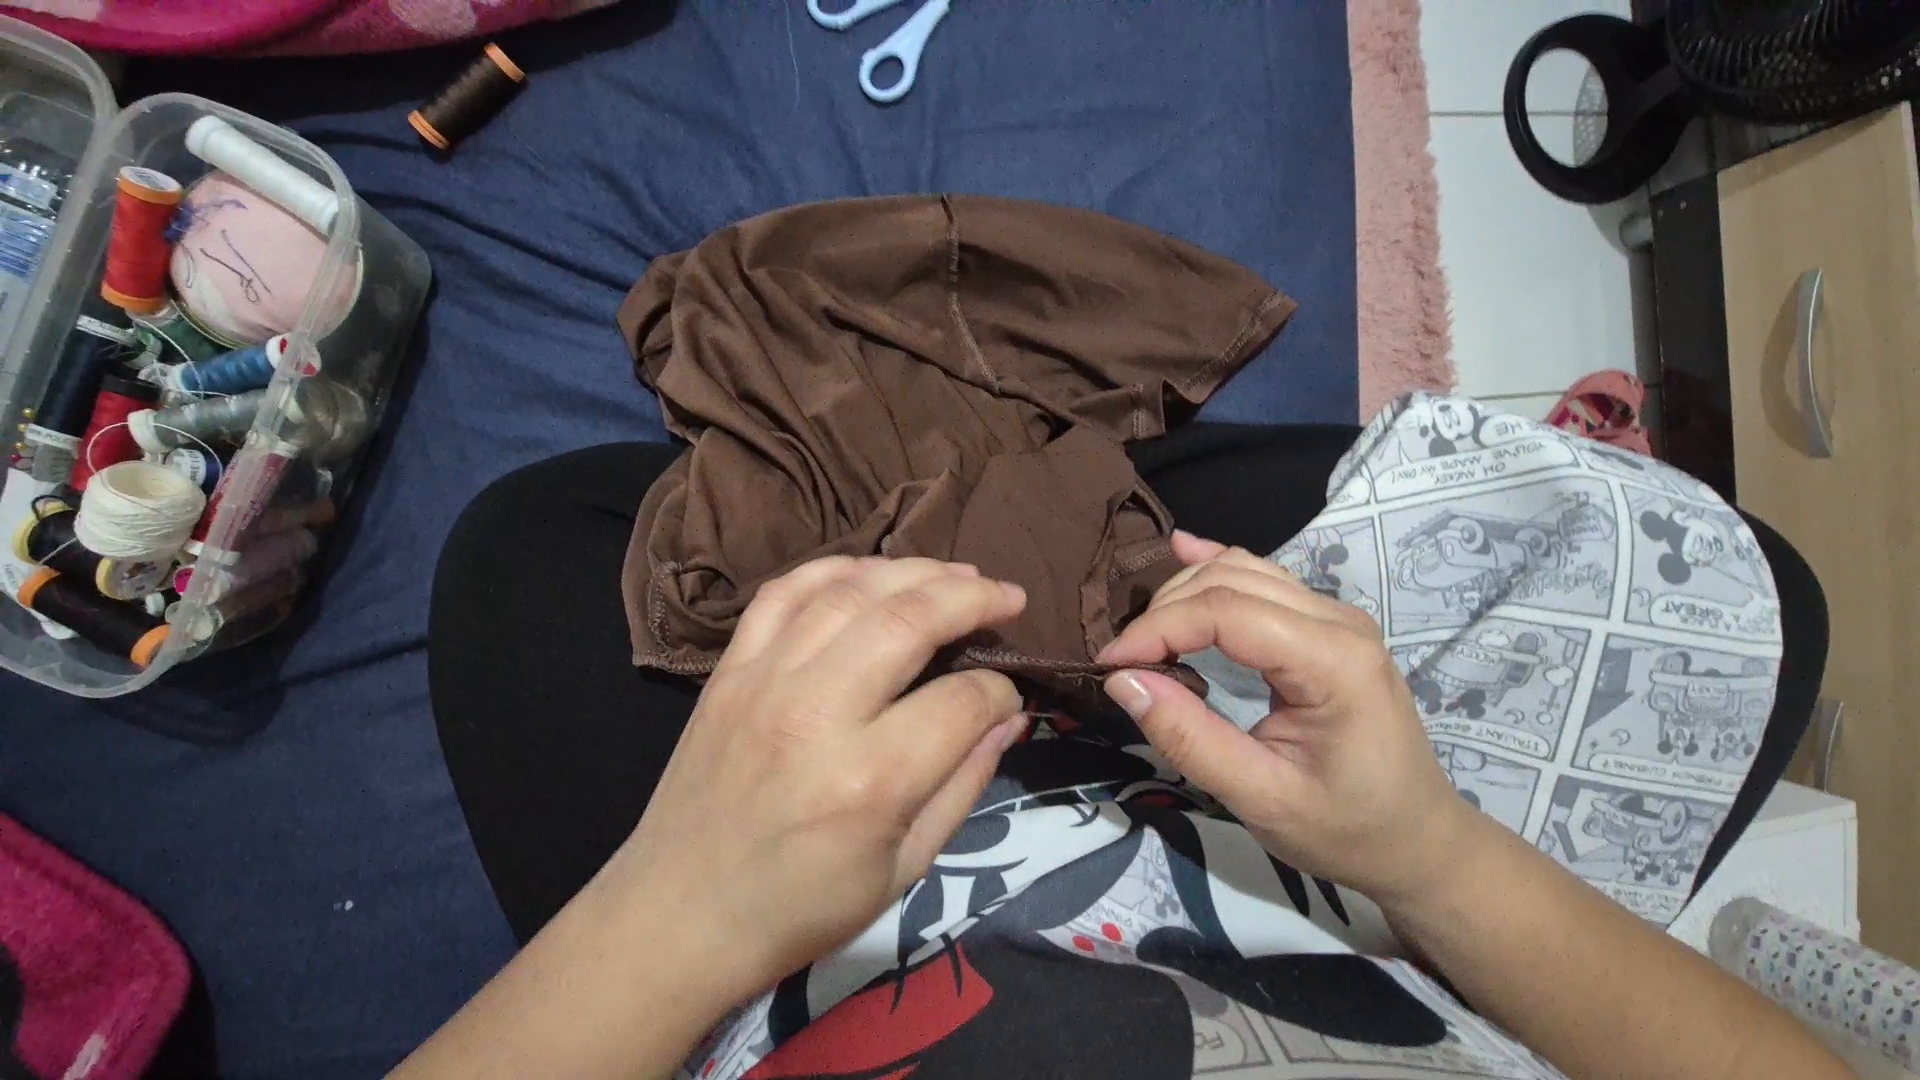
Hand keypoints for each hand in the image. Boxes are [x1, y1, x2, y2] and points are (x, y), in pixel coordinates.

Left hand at [599, 556, 1029, 1002]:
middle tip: (1010, 596)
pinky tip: (872, 571)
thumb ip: (965, 784)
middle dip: (973, 597)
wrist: (679, 915)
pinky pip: (783, 593)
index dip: (999, 689)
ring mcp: (764, 681)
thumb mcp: (905, 869)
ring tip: (957, 574)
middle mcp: (816, 714)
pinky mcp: (728, 670)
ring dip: (914, 571)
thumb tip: (1010, 715)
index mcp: (869, 781)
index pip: (961, 700)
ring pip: (850, 591)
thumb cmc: (802, 907)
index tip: (1007, 695)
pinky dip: (833, 569)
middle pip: (909, 620)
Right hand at [1096, 532, 1477, 905]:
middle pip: (1228, 581)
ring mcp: (1335, 616)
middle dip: (1163, 613)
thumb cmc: (1347, 829)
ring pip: (1240, 570)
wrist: (1418, 840)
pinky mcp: (1325, 624)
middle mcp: (1338, 620)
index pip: (1224, 611)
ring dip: (1181, 594)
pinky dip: (1213, 569)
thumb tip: (1121, 680)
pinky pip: (1261, 578)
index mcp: (1332, 661)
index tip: (1111, 665)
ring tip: (1142, 639)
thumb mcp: (1261, 799)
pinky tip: (1181, 551)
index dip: (1157, 629)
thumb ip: (1189, 738)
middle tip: (1123, 663)